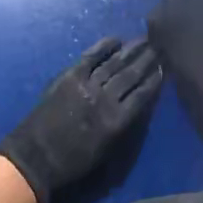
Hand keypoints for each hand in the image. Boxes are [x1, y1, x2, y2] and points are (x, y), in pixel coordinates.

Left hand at [0, 36, 162, 202]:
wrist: (37, 155)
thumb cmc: (73, 162)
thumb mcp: (108, 151)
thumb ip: (123, 125)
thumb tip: (136, 105)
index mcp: (118, 122)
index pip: (143, 95)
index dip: (154, 80)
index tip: (165, 67)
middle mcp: (106, 99)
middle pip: (131, 75)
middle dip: (146, 60)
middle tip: (159, 46)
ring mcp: (87, 85)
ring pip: (114, 64)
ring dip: (130, 51)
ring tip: (143, 40)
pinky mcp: (69, 76)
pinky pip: (90, 57)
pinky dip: (103, 47)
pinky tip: (115, 40)